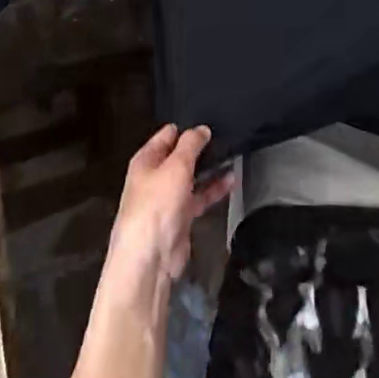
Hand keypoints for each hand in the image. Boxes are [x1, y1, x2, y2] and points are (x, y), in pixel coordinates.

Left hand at [105, 125, 235, 282]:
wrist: (151, 256)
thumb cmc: (157, 203)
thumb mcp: (175, 166)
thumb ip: (190, 145)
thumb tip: (202, 129)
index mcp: (146, 160)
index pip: (166, 136)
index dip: (186, 128)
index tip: (209, 121)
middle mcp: (155, 176)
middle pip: (179, 156)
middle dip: (200, 149)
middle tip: (225, 137)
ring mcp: (168, 198)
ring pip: (192, 177)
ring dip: (209, 169)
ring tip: (232, 156)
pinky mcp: (181, 217)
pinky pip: (199, 197)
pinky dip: (213, 190)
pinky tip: (231, 181)